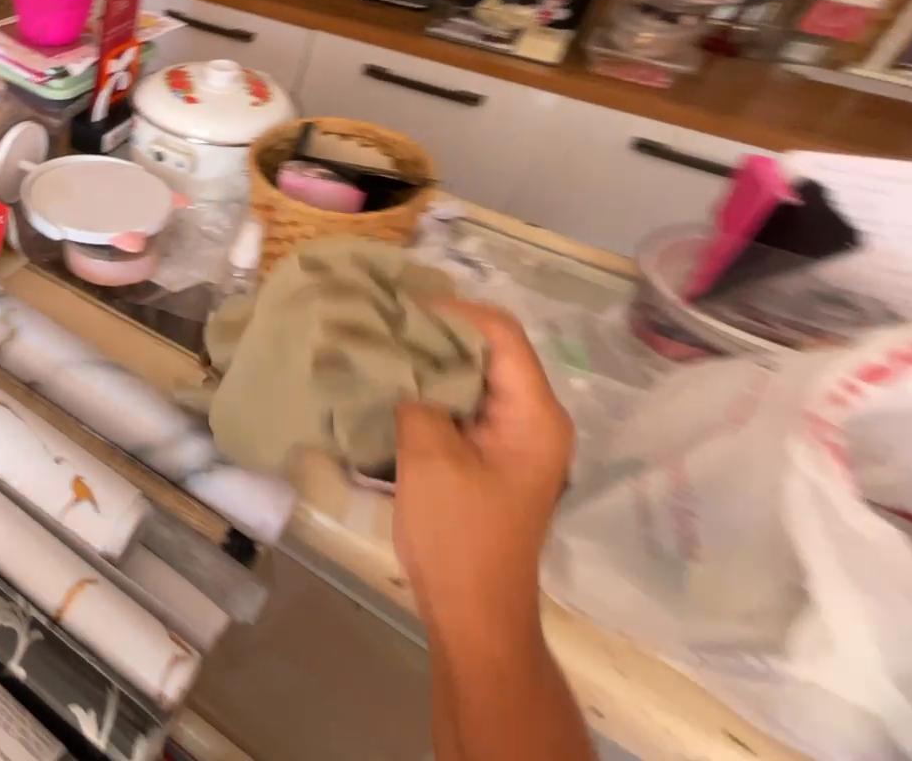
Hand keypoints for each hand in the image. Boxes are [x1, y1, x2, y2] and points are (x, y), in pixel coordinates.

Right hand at [394, 299, 572, 635]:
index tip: (397, 304)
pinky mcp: (487, 453)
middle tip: (378, 320)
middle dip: (435, 331)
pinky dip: (426, 386)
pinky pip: (459, 403)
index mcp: (534, 415)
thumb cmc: (458, 533)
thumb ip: (415, 396)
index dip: (452, 311)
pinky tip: (389, 383)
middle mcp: (532, 418)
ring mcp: (510, 437)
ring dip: (427, 359)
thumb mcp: (430, 456)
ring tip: (377, 344)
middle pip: (487, 351)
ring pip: (470, 376)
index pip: (501, 336)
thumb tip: (393, 356)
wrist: (471, 607)